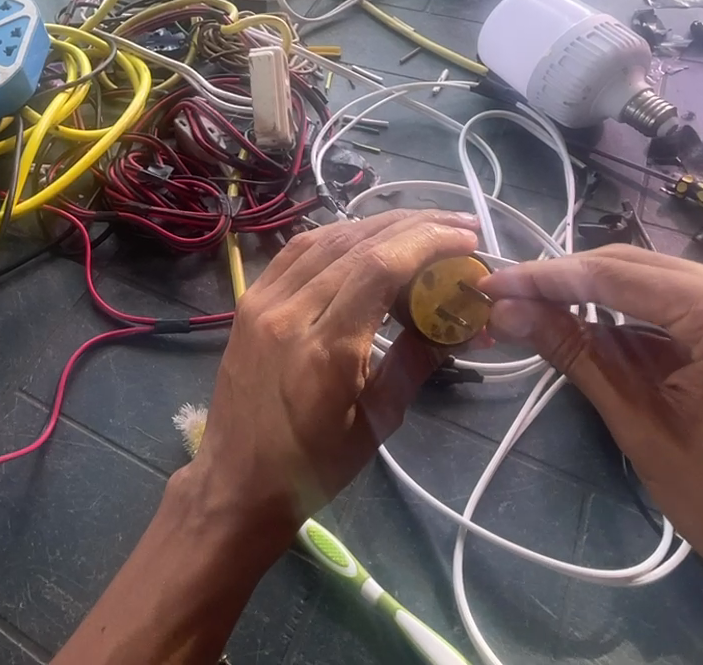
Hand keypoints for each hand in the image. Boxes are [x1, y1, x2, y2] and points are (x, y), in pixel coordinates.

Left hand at [182, 209, 479, 546]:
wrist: (236, 478)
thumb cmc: (313, 464)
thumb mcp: (377, 421)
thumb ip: (415, 362)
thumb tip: (455, 321)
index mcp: (326, 349)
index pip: (378, 269)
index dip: (425, 243)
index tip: (465, 238)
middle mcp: (289, 312)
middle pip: (354, 245)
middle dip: (411, 227)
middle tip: (456, 224)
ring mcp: (261, 301)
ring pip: (324, 240)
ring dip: (376, 225)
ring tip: (420, 225)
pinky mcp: (248, 300)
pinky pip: (295, 252)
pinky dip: (335, 237)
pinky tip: (364, 236)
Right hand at [480, 245, 702, 664]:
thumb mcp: (645, 430)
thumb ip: (577, 354)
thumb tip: (507, 309)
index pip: (615, 276)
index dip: (543, 278)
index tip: (487, 284)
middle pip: (639, 268)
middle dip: (568, 281)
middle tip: (506, 299)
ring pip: (663, 283)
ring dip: (601, 297)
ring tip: (541, 314)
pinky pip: (692, 306)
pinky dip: (642, 318)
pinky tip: (601, 333)